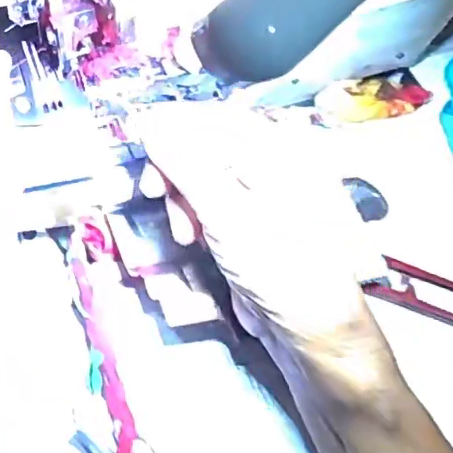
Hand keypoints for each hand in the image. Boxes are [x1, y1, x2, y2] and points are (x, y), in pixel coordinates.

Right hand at [129, 104, 389, 376]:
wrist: (313, 334)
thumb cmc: (279, 268)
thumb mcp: (224, 213)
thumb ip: (184, 165)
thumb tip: (149, 126)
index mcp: (273, 154)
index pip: (212, 118)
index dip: (171, 124)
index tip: (139, 138)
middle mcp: (265, 166)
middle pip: (199, 146)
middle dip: (171, 170)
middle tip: (154, 192)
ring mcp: (254, 194)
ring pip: (196, 174)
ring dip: (177, 197)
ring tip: (182, 230)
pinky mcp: (242, 220)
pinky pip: (202, 201)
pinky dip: (189, 214)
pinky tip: (190, 236)